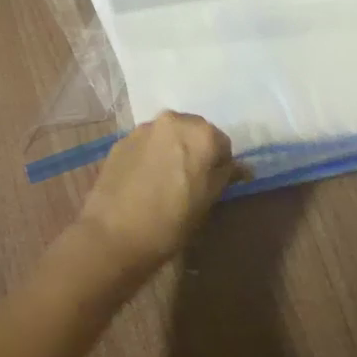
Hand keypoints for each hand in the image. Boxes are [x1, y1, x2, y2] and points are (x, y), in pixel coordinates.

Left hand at [78, 111, 240, 274]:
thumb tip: (242, 168)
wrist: (115, 235)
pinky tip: (144, 180)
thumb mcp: (208, 201)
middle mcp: (173, 121)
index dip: (220, 164)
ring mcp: (144, 128)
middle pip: (194, 132)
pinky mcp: (121, 140)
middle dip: (195, 151)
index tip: (212, 184)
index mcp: (202, 134)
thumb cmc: (172, 221)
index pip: (222, 144)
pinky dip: (150, 155)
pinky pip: (145, 143)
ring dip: (171, 150)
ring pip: (167, 135)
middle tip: (190, 180)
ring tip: (165, 180)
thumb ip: (225, 176)